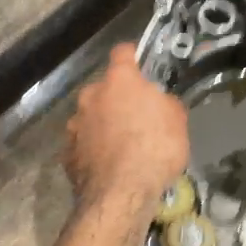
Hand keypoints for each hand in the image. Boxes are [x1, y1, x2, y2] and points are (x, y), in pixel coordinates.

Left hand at [64, 44, 189, 215]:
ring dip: (102, 125)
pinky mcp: (67, 153)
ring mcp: (75, 125)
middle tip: (135, 118)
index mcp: (119, 81)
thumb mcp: (177, 121)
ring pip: (90, 117)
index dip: (132, 57)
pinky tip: (107, 167)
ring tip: (120, 147)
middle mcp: (91, 96)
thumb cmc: (155, 149)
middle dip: (117, 99)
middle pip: (104, 89)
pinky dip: (93, 150)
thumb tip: (159, 103)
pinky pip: (83, 144)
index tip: (139, 63)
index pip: (122, 53)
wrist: (121, 193)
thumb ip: (165, 104)